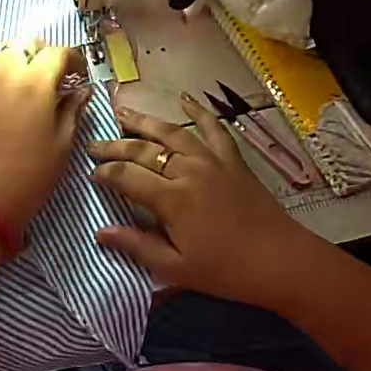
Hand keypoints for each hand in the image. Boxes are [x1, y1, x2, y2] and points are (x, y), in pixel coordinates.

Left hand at [0, 39, 91, 229]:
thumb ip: (73, 110)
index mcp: (35, 81)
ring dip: (19, 56)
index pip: (58, 52)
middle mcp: (6, 73)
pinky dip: (0, 68)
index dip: (74, 59)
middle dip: (45, 53)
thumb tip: (81, 91)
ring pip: (1, 50)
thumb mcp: (62, 143)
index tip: (81, 75)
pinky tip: (10, 91)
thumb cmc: (30, 173)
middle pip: (26, 44)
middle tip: (57, 75)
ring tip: (31, 78)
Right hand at [89, 94, 334, 310]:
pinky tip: (186, 99)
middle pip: (144, 150)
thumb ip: (137, 246)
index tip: (91, 175)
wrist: (280, 259)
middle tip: (94, 144)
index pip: (127, 177)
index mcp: (172, 199)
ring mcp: (212, 161)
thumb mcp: (176, 268)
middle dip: (115, 146)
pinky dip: (199, 112)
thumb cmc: (225, 270)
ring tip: (122, 112)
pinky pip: (213, 129)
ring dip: (145, 121)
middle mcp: (189, 171)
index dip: (105, 174)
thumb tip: (99, 232)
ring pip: (172, 133)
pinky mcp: (232, 159)